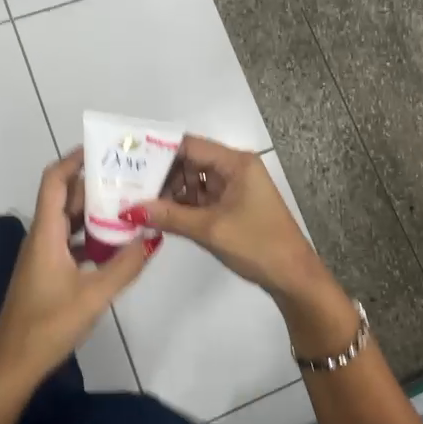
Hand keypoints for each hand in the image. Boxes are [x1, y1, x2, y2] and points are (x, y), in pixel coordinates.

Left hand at [0, 150, 152, 385]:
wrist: (14, 364)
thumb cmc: (49, 325)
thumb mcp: (94, 295)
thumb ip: (126, 265)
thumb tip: (153, 235)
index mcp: (46, 233)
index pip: (54, 181)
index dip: (75, 160)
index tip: (103, 150)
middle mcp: (41, 237)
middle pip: (64, 198)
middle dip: (94, 184)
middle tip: (130, 177)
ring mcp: (42, 256)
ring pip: (69, 221)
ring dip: (95, 212)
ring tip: (130, 205)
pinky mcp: (47, 273)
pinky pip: (70, 242)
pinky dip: (91, 237)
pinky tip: (117, 245)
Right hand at [127, 135, 328, 301]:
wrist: (293, 278)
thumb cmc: (258, 245)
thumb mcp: (210, 229)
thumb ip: (169, 216)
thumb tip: (130, 209)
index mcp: (236, 163)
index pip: (190, 145)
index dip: (159, 151)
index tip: (130, 160)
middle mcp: (235, 169)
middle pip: (190, 162)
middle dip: (162, 174)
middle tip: (128, 185)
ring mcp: (234, 188)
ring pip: (193, 181)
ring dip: (170, 192)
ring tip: (137, 201)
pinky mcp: (231, 207)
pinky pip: (201, 199)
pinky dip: (182, 206)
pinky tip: (157, 215)